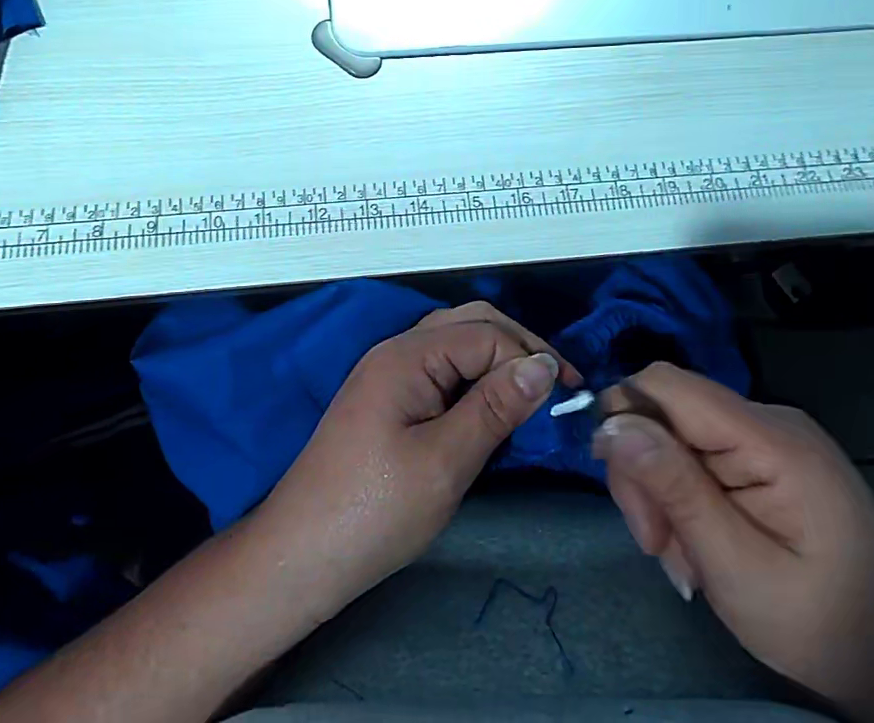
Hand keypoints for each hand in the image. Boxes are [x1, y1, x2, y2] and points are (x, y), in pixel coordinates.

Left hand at [253, 302, 581, 613]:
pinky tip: (492, 408)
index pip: (485, 332)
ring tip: (532, 399)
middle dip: (517, 348)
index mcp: (405, 356)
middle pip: (468, 324)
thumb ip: (494, 407)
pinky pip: (439, 371)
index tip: (569, 398)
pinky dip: (473, 381)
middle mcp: (395, 351)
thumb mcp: (445, 460)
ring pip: (454, 345)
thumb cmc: (376, 509)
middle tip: (556, 391)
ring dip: (496, 362)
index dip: (530, 357)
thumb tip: (543, 364)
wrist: (304, 549)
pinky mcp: (387, 400)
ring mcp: (388, 374)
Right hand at [592, 364, 873, 722]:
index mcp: (773, 439)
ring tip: (679, 556)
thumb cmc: (823, 627)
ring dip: (658, 492)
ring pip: (671, 436)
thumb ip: (675, 488)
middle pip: (663, 411)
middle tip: (653, 543)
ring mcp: (767, 439)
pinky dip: (679, 497)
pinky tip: (695, 543)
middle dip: (642, 472)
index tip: (622, 488)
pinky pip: (693, 455)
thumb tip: (611, 423)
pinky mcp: (761, 459)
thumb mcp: (737, 567)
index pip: (665, 384)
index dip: (624, 418)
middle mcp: (769, 421)